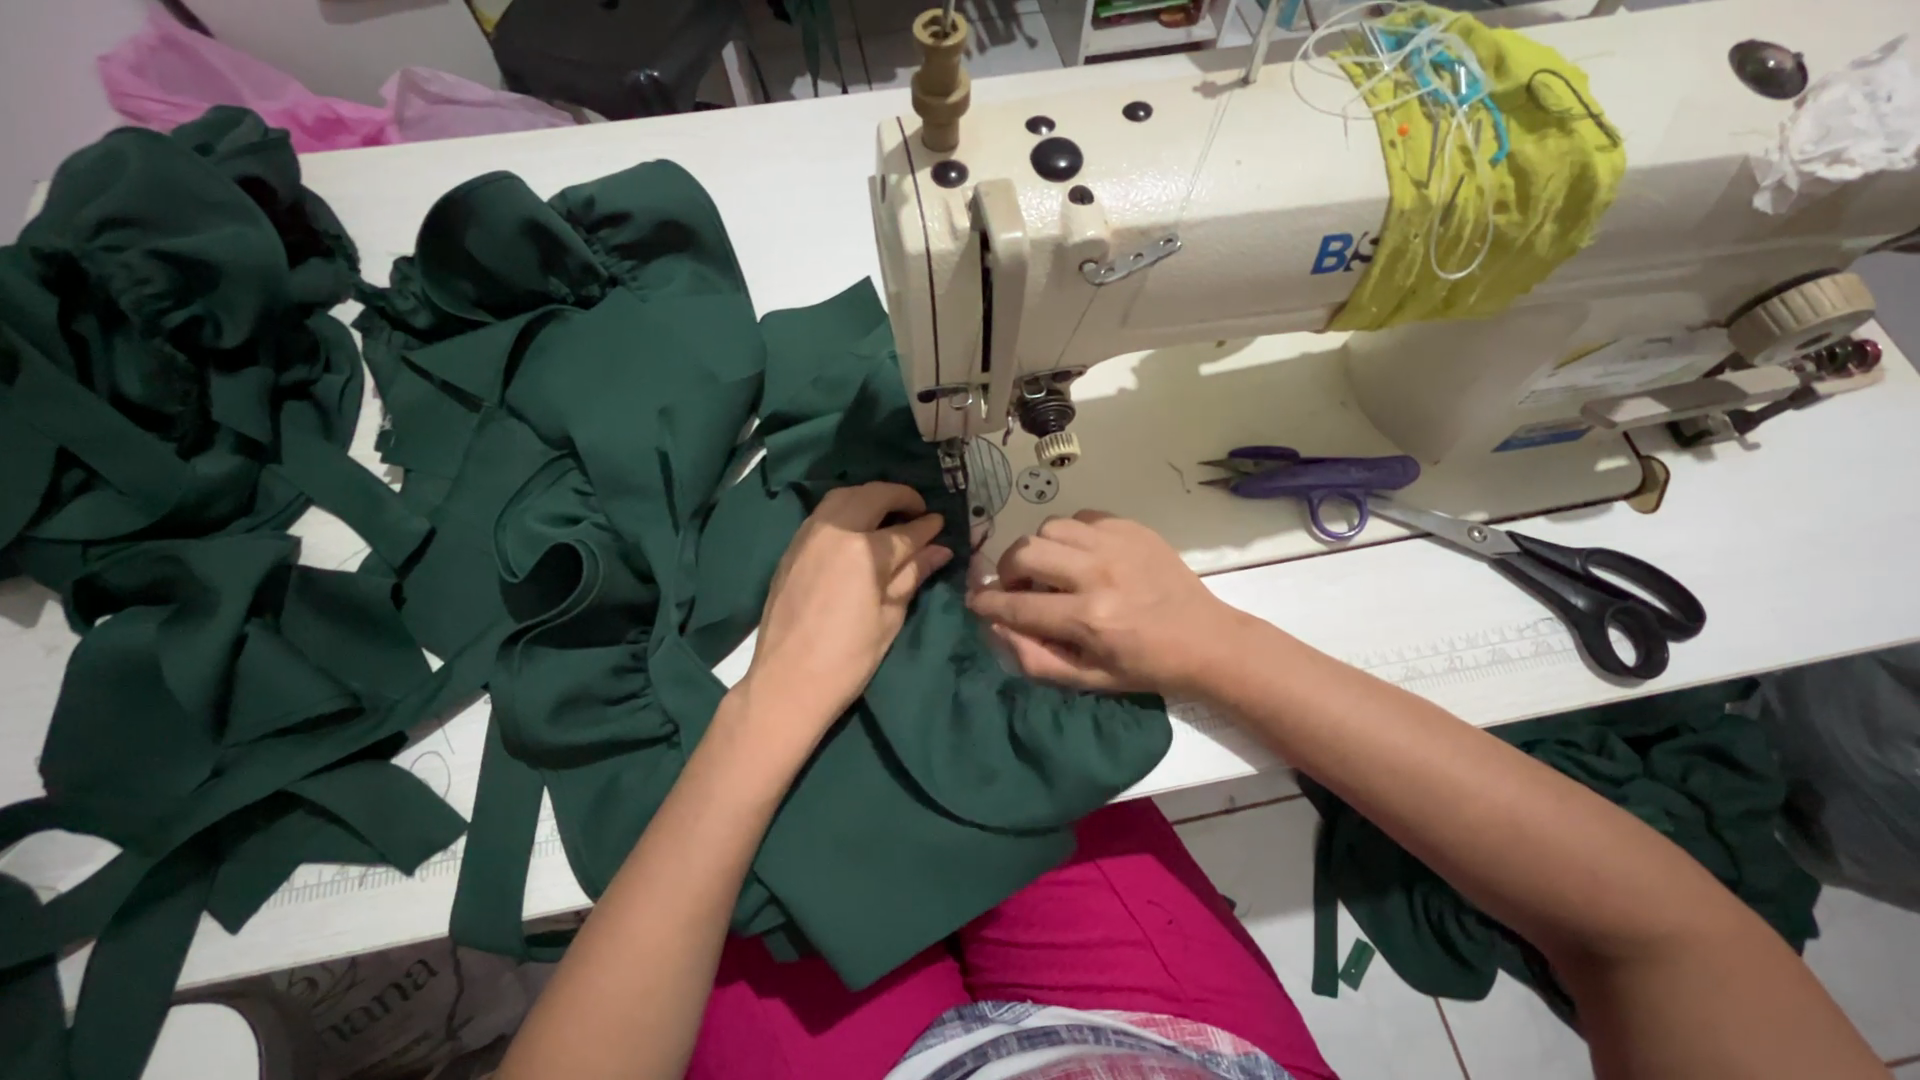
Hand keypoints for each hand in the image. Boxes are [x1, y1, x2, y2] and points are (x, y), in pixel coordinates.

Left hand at [743, 482, 951, 731]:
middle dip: (900, 497)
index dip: (928, 527)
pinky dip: (846, 510)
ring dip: (870, 497)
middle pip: (872, 496)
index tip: (941, 524)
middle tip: (918, 511)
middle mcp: (834, 530)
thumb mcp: (890, 616)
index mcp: (865, 550)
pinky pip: (823, 514)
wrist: (787, 681)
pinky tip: (857, 528)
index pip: (905, 530)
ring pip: (843, 497)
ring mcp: (808, 536)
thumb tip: (939, 549)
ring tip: (888, 514)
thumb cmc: (849, 657)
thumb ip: (913, 574)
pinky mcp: (791, 548)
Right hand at [966, 511, 1244, 695]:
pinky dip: (1070, 536)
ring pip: (1049, 527)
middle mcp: (1098, 574)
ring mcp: (1116, 544)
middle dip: (1008, 570)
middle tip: (1018, 586)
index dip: (987, 602)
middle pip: (1024, 552)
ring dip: (1040, 549)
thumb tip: (995, 626)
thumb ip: (1034, 657)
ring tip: (1051, 570)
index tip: (976, 601)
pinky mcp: (1131, 527)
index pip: (1017, 604)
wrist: (1204, 639)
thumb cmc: (1143, 666)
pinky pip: (1080, 518)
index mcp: (1088, 618)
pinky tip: (1081, 557)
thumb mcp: (1087, 678)